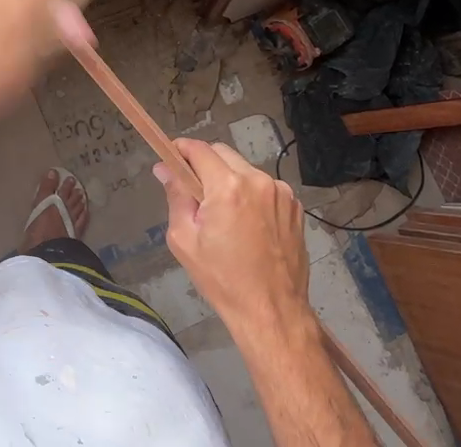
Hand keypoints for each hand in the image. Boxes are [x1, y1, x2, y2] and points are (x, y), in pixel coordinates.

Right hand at [156, 138, 311, 338]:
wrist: (273, 312)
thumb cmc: (223, 279)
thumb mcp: (185, 240)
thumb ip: (175, 196)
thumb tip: (165, 168)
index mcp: (228, 187)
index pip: (199, 149)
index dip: (181, 149)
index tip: (171, 158)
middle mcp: (258, 181)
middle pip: (223, 154)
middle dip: (205, 165)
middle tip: (195, 193)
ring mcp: (281, 192)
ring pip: (245, 170)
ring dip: (230, 180)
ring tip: (225, 215)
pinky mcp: (295, 206)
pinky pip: (265, 187)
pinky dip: (251, 195)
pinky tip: (249, 225)